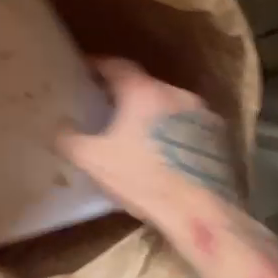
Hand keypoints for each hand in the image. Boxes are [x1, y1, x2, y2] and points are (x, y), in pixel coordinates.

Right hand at [57, 58, 241, 228]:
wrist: (199, 213)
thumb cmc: (141, 178)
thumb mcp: (91, 160)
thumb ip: (68, 138)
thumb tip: (58, 127)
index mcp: (144, 92)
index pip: (118, 65)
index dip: (98, 65)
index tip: (84, 69)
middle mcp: (177, 95)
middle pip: (145, 85)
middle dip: (124, 93)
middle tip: (104, 104)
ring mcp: (203, 116)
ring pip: (167, 105)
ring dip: (149, 113)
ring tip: (131, 129)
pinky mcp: (219, 139)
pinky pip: (185, 124)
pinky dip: (169, 130)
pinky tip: (158, 150)